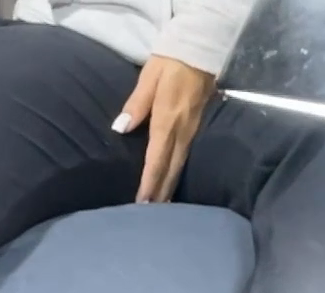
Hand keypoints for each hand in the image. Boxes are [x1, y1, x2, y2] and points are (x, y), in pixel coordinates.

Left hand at [114, 55, 216, 202]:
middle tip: (149, 216)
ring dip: (169, 187)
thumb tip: (120, 128)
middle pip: (170, 170)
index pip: (156, 160)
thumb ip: (136, 105)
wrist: (204, 44)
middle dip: (160, 194)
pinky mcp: (197, 126)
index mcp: (167, 121)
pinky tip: (171, 183)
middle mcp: (182, 130)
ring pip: (179, 165)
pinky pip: (185, 156)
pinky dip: (176, 173)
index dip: (148, 184)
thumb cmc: (172, 59)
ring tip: (160, 208)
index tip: (141, 204)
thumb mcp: (150, 77)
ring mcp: (192, 130)